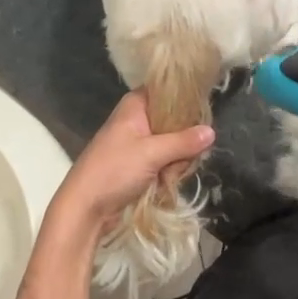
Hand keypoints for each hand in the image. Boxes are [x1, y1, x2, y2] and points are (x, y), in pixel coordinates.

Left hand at [53, 90, 214, 229]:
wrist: (86, 207)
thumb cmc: (114, 170)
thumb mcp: (151, 153)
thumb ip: (183, 142)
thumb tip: (211, 131)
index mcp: (135, 105)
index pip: (167, 91)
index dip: (185, 101)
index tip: (203, 116)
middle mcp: (137, 119)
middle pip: (174, 121)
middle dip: (183, 141)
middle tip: (181, 157)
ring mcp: (138, 143)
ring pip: (172, 145)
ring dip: (175, 162)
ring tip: (168, 176)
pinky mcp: (139, 164)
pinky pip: (164, 162)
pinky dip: (168, 173)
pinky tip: (165, 184)